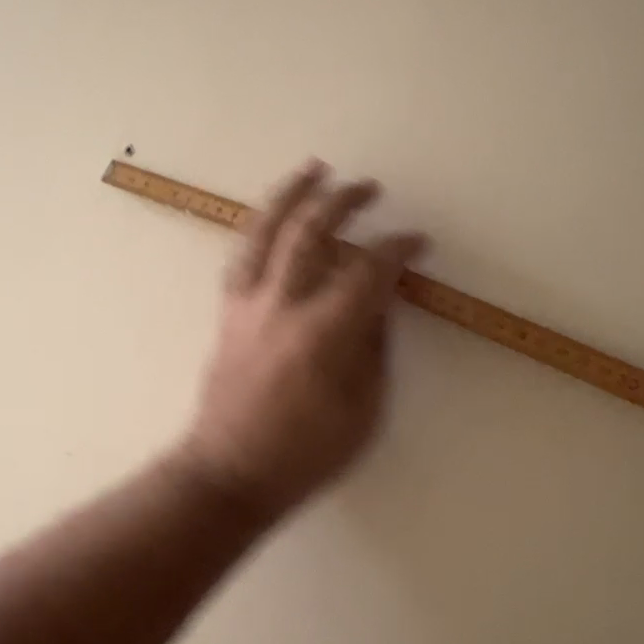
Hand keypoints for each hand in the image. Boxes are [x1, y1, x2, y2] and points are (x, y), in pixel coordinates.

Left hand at [174, 159, 427, 516]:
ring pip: (264, 232)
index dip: (396, 251)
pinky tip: (274, 221)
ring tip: (313, 170)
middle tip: (368, 188)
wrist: (229, 473)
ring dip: (291, 195)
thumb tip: (378, 305)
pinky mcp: (227, 315)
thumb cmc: (304, 455)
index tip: (416, 242)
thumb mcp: (363, 411)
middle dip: (343, 202)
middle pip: (310, 234)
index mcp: (322, 333)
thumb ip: (372, 349)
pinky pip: (243, 257)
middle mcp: (280, 306)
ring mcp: (247, 306)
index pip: (367, 272)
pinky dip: (261, 230)